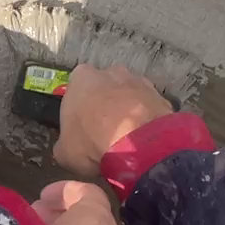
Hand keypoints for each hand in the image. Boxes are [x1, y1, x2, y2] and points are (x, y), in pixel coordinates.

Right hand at [52, 64, 172, 177]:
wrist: (138, 145)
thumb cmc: (92, 142)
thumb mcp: (64, 152)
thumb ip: (63, 144)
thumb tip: (67, 149)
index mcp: (81, 78)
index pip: (76, 89)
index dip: (78, 110)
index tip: (81, 128)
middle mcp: (110, 72)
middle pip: (104, 88)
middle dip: (105, 106)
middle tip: (105, 133)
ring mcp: (139, 80)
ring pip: (129, 95)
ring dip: (128, 111)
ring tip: (128, 138)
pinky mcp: (160, 95)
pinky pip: (149, 108)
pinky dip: (147, 120)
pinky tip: (144, 139)